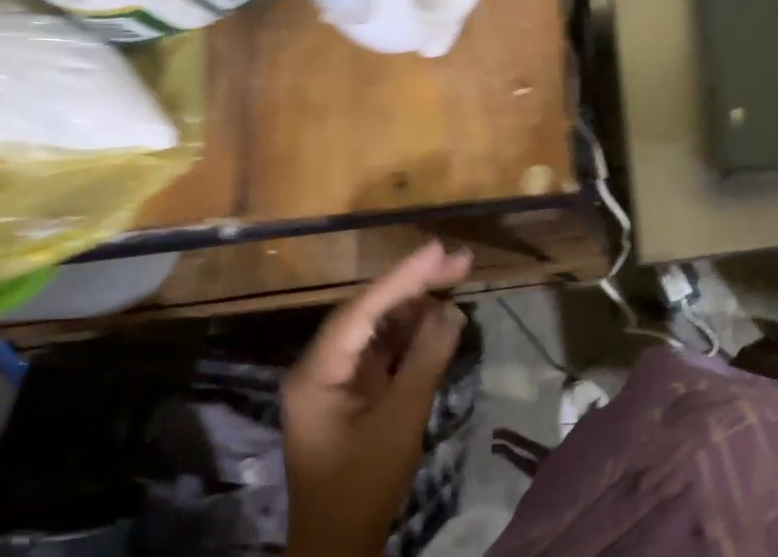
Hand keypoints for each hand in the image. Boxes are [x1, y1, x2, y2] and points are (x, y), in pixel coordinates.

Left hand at [283, 242, 472, 556]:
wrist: (339, 545)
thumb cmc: (362, 484)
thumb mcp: (399, 421)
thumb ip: (426, 361)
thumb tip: (452, 311)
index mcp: (317, 372)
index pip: (362, 310)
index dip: (402, 276)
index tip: (437, 249)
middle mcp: (321, 367)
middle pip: (370, 312)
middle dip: (414, 286)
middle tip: (460, 261)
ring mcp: (337, 381)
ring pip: (379, 329)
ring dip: (416, 308)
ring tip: (456, 285)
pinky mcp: (354, 395)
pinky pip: (385, 352)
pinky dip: (413, 336)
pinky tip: (440, 323)